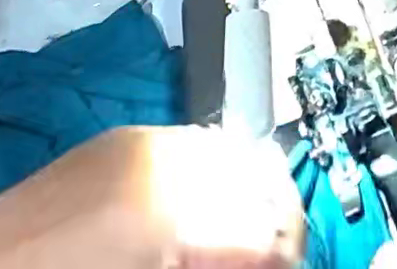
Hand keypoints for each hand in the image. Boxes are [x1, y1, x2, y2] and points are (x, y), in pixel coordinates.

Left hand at [0, 126, 303, 268]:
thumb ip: (214, 257)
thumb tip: (260, 253)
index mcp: (165, 206)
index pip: (266, 213)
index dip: (285, 244)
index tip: (281, 263)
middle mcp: (152, 153)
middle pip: (248, 168)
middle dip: (266, 216)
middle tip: (258, 257)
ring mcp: (128, 140)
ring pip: (217, 150)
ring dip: (235, 195)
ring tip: (222, 244)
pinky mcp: (110, 142)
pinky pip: (181, 148)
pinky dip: (201, 181)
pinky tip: (185, 226)